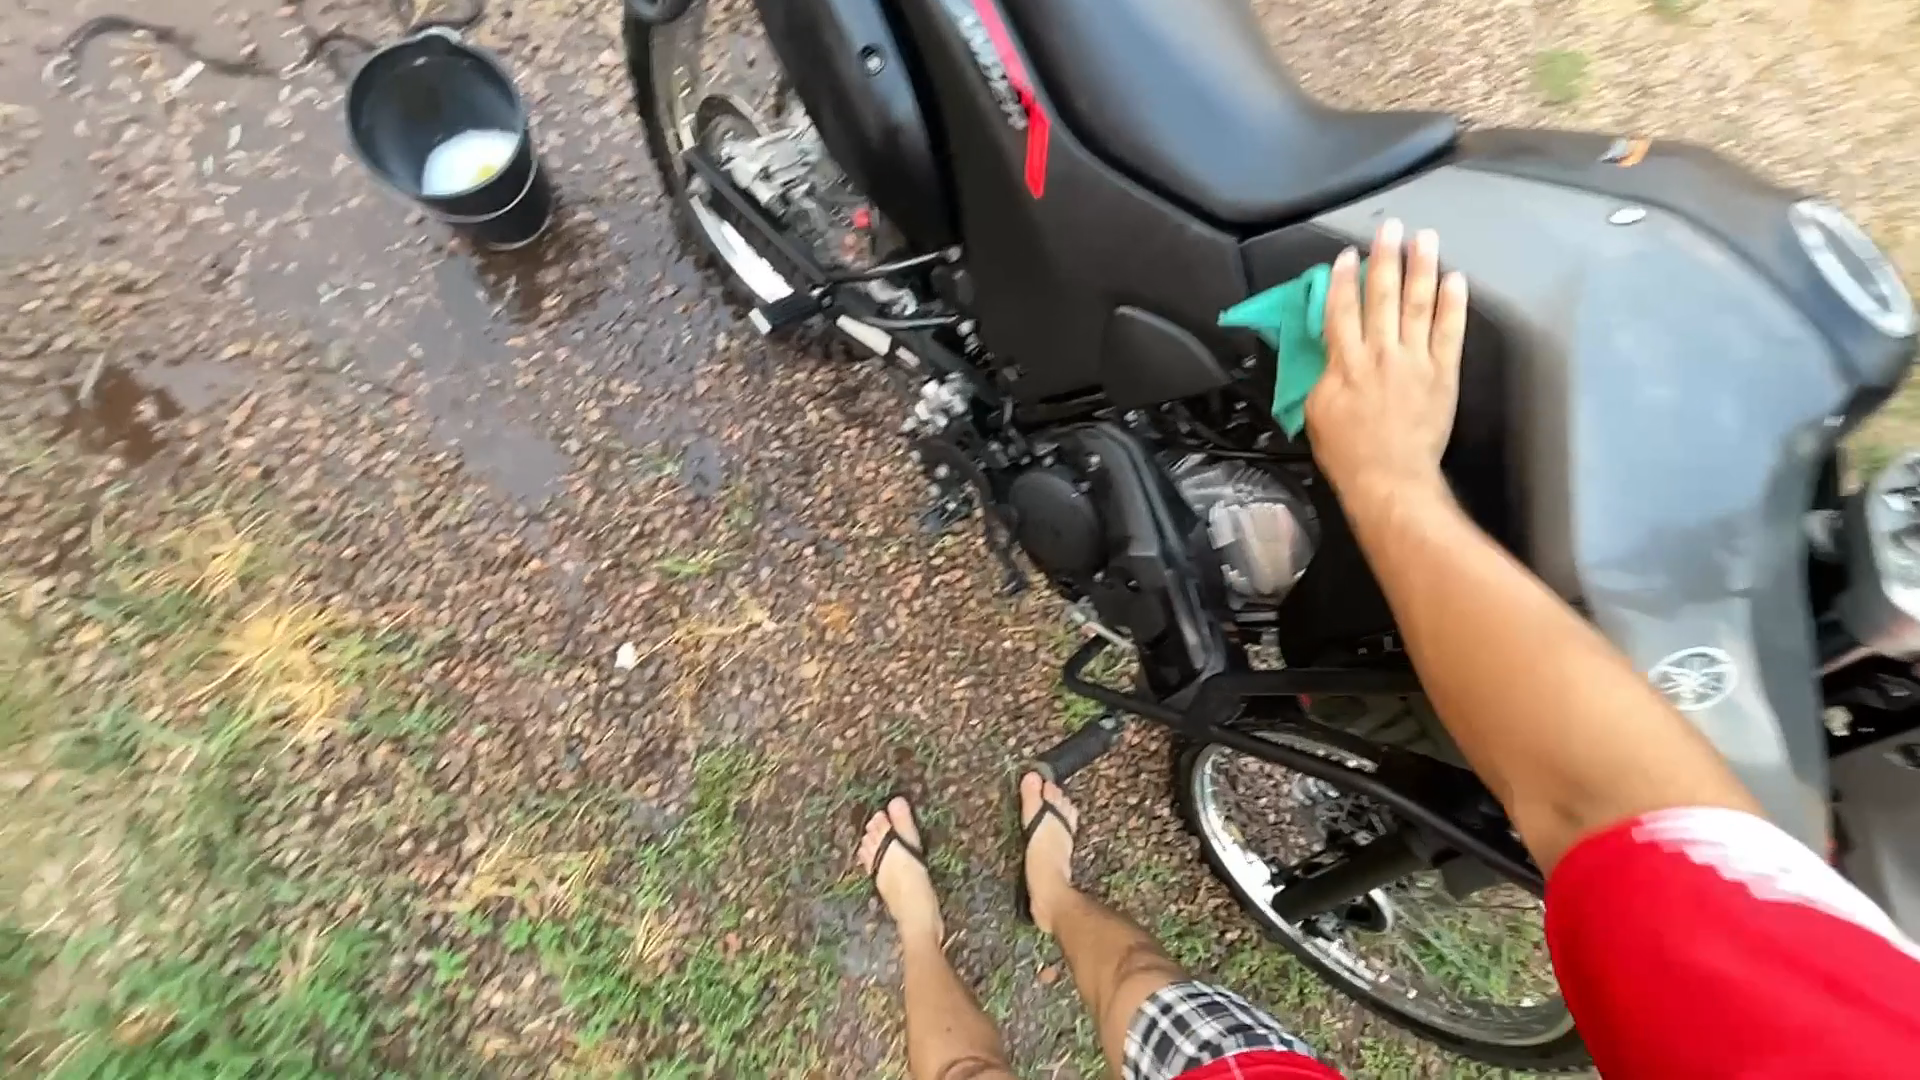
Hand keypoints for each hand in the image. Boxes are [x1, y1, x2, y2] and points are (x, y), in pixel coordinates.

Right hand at [1304, 219, 1467, 515]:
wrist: (1388, 478)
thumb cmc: (1345, 450)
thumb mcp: (1317, 411)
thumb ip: (1324, 375)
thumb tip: (1330, 353)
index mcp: (1345, 364)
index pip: (1342, 312)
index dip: (1343, 281)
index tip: (1346, 256)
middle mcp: (1381, 354)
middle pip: (1381, 297)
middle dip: (1385, 259)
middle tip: (1389, 228)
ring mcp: (1415, 360)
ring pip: (1418, 304)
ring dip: (1421, 267)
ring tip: (1424, 238)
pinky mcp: (1443, 373)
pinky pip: (1450, 331)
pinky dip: (1453, 303)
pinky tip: (1455, 278)